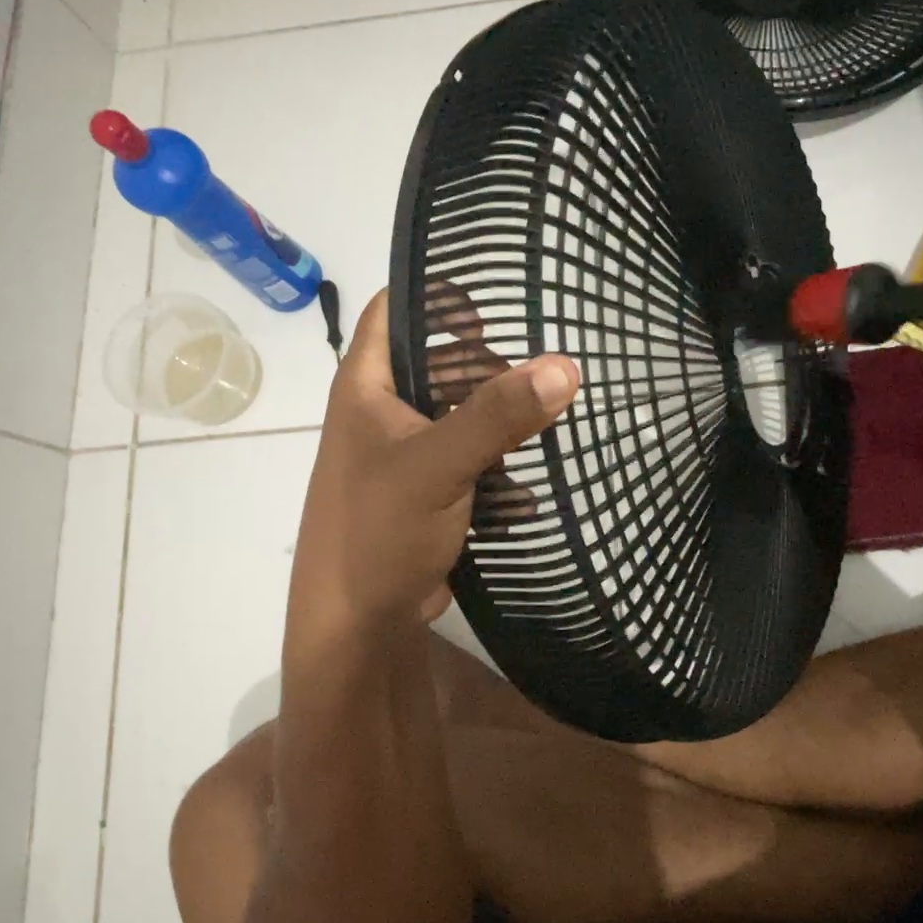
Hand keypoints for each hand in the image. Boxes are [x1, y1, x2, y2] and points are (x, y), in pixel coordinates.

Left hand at [290, 290, 579, 632]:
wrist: (356, 626)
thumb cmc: (377, 532)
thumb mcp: (438, 465)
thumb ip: (498, 414)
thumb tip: (566, 365)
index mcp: (366, 386)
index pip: (395, 310)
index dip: (439, 296)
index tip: (497, 309)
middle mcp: (383, 411)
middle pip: (442, 363)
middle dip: (492, 368)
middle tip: (543, 371)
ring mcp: (406, 454)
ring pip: (463, 414)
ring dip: (504, 419)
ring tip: (553, 420)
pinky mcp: (428, 492)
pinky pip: (472, 458)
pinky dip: (501, 463)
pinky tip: (533, 477)